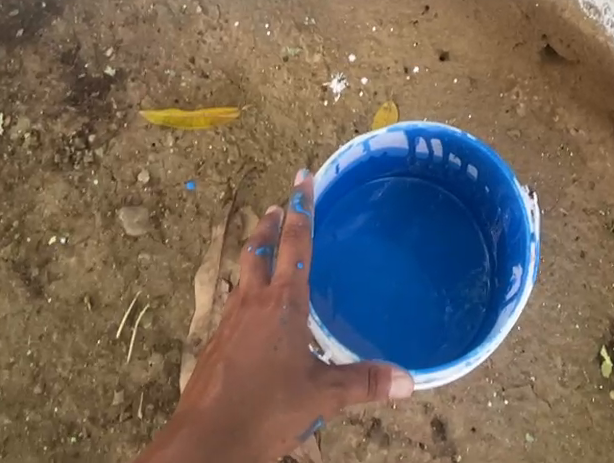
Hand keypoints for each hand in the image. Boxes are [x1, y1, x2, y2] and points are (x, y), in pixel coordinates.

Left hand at [138, 170, 412, 462]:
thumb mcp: (321, 396)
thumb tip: (409, 381)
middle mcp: (254, 302)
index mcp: (284, 303)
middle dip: (269, 223)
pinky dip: (245, 289)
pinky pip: (234, 302)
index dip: (301, 208)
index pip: (295, 243)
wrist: (204, 444)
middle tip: (277, 204)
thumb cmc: (266, 410)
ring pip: (243, 273)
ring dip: (254, 252)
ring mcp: (230, 321)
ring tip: (263, 244)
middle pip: (260, 249)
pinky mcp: (215, 344)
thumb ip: (363, 382)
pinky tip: (250, 307)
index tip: (302, 177)